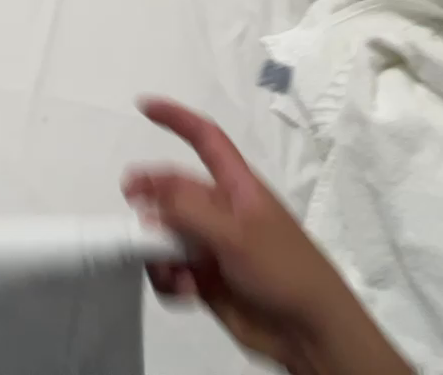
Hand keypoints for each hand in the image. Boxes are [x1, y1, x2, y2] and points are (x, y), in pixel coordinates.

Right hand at [124, 99, 410, 374]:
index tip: (143, 106)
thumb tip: (148, 198)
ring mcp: (211, 245)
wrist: (312, 335)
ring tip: (165, 266)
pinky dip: (168, 278)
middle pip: (174, 189)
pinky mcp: (205, 279)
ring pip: (167, 232)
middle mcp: (220, 211)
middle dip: (151, 194)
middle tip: (130, 203)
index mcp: (236, 187)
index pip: (205, 139)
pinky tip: (181, 289)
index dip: (176, 118)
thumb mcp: (235, 233)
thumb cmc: (283, 270)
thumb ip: (188, 211)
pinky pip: (170, 269)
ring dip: (157, 246)